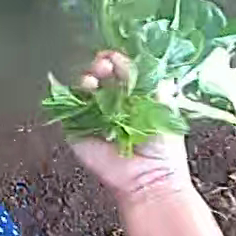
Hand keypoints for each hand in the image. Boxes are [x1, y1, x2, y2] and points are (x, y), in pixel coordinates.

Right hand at [68, 50, 194, 207]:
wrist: (149, 178)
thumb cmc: (163, 150)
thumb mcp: (166, 108)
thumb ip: (155, 84)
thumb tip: (145, 63)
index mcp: (134, 98)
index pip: (122, 71)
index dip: (118, 61)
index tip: (116, 57)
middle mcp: (113, 105)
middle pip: (100, 76)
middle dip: (101, 65)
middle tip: (104, 65)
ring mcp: (94, 117)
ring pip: (83, 89)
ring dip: (87, 77)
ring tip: (94, 77)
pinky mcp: (78, 130)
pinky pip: (69, 109)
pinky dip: (73, 95)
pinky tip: (84, 89)